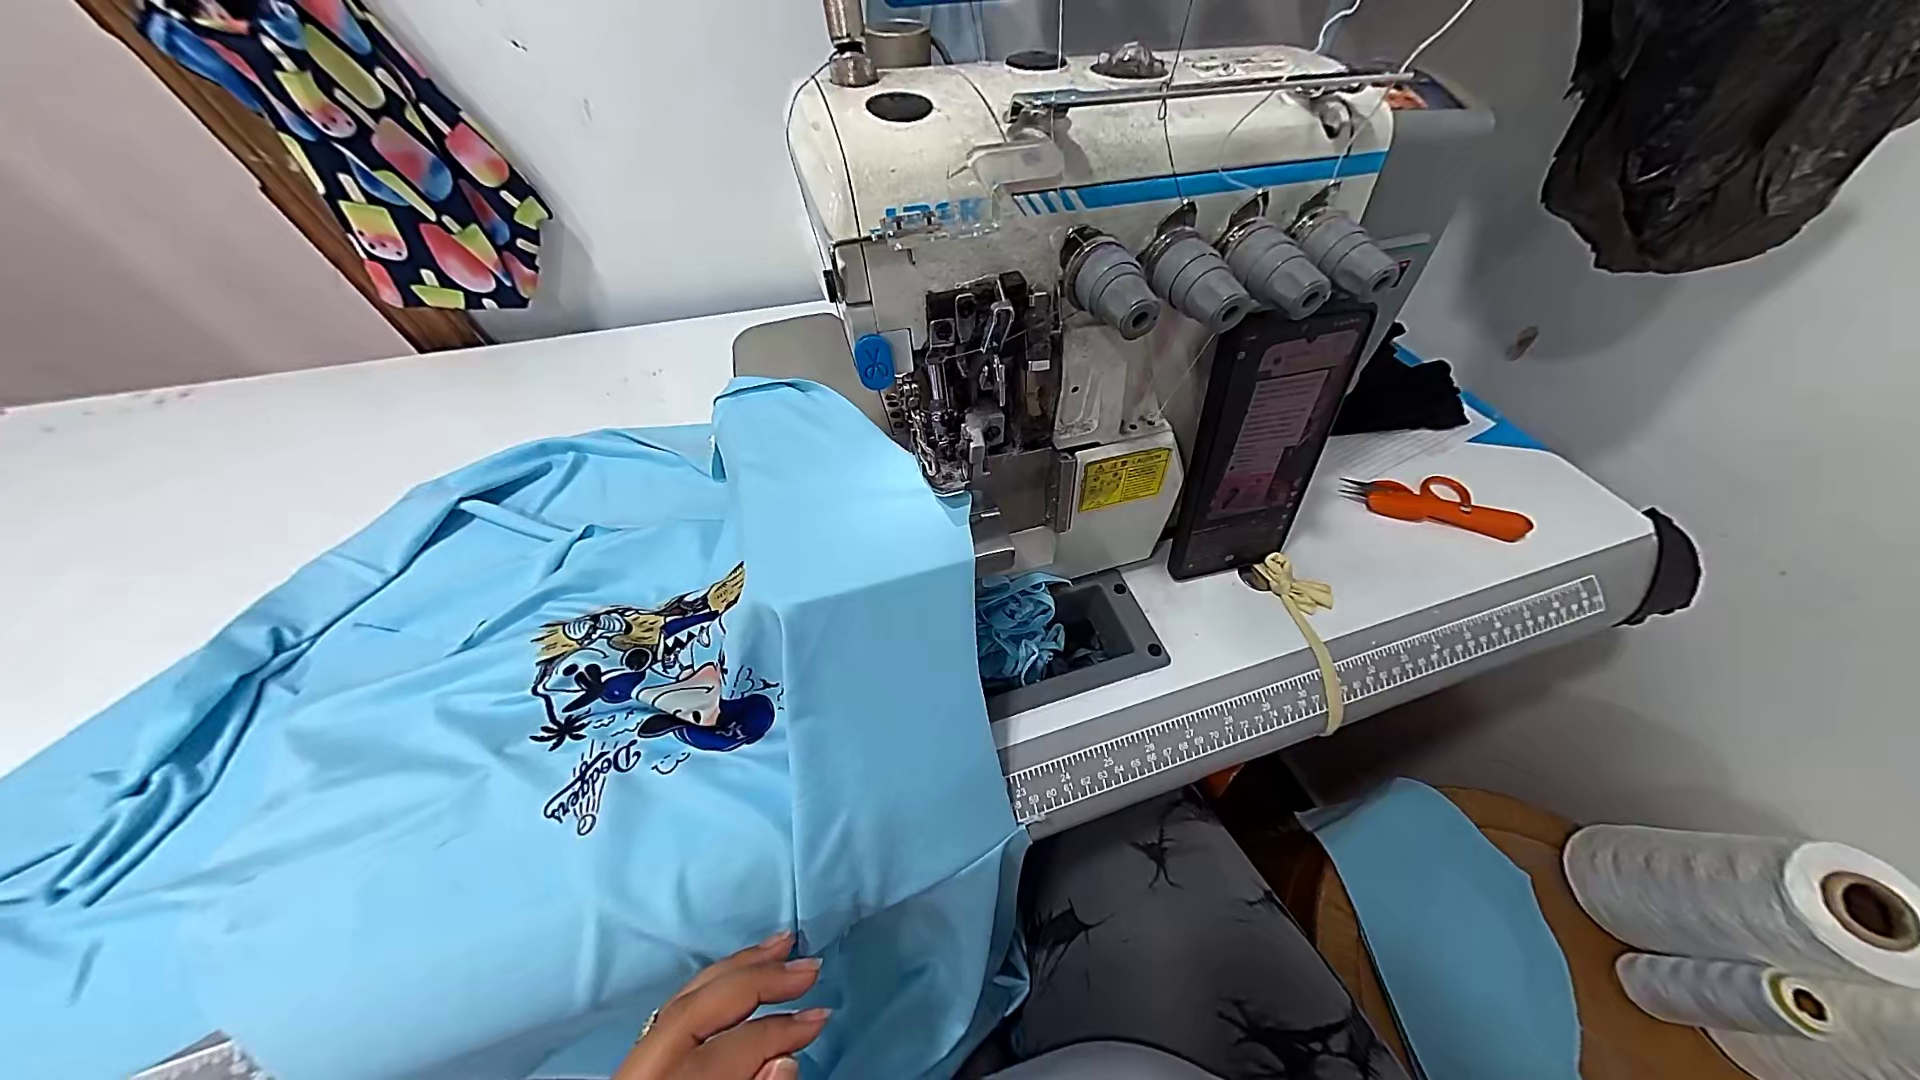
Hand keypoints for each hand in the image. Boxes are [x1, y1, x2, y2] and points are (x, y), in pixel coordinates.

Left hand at [614, 932, 828, 1079]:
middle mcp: (638, 1079)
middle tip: (811, 966)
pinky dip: (715, 980)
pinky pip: (676, 1007)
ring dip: (739, 965)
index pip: (728, 1052)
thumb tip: (786, 1058)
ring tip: (783, 943)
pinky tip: (742, 968)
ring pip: (683, 998)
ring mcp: (628, 1071)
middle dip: (760, 980)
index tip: (821, 1018)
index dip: (780, 1030)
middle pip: (699, 1009)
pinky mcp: (632, 1068)